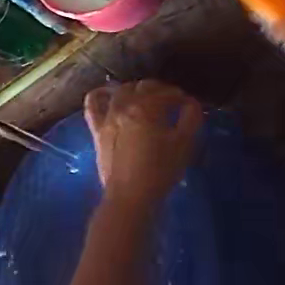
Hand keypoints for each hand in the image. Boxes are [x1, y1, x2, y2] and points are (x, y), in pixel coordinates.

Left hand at [84, 80, 202, 213]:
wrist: (130, 197)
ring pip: (122, 90)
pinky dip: (100, 94)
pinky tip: (109, 94)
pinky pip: (93, 103)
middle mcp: (125, 105)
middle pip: (145, 87)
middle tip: (171, 101)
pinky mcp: (97, 130)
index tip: (188, 104)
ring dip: (136, 89)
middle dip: (161, 90)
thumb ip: (191, 117)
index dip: (180, 97)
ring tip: (145, 97)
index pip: (167, 93)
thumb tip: (191, 103)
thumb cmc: (161, 170)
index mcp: (147, 107)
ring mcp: (108, 116)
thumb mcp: (184, 143)